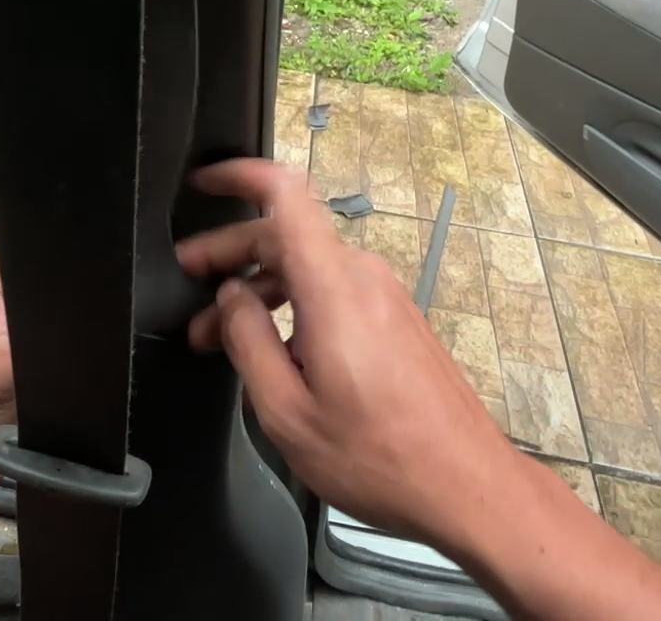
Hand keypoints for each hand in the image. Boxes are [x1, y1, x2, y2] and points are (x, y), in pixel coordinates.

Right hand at [178, 159, 523, 546]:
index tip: (203, 183)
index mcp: (332, 288)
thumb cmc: (380, 457)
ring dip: (258, 287)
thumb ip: (248, 342)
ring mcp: (381, 292)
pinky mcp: (392, 313)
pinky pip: (330, 288)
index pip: (286, 195)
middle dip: (229, 253)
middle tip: (190, 281)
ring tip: (218, 332)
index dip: (240, 174)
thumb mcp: (288, 411)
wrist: (470, 485)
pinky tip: (271, 345)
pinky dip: (291, 302)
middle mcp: (360, 275)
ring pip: (304, 266)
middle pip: (284, 234)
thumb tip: (230, 296)